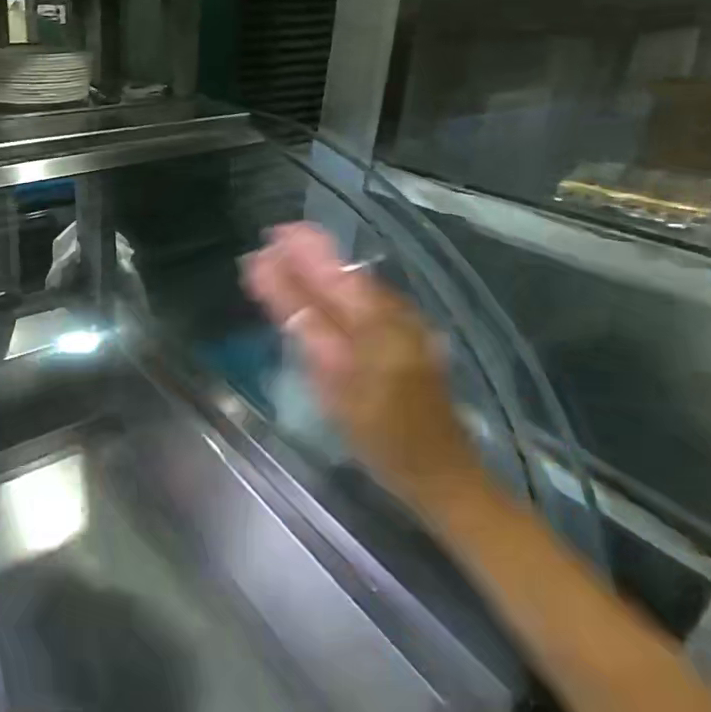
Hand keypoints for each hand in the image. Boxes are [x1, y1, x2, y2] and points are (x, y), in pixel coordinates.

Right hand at [242, 223, 484, 510]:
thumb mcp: (334, 383)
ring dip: (323, 269)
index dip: (296, 258)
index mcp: (375, 323)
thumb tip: (274, 282)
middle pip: (343, 276)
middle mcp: (393, 315)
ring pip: (357, 286)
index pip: (326, 278)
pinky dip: (340, 289)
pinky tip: (326, 288)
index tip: (268, 240)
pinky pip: (368, 302)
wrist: (442, 474)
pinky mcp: (410, 341)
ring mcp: (406, 327)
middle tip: (275, 237)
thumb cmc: (381, 436)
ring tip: (291, 255)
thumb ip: (305, 327)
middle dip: (308, 255)